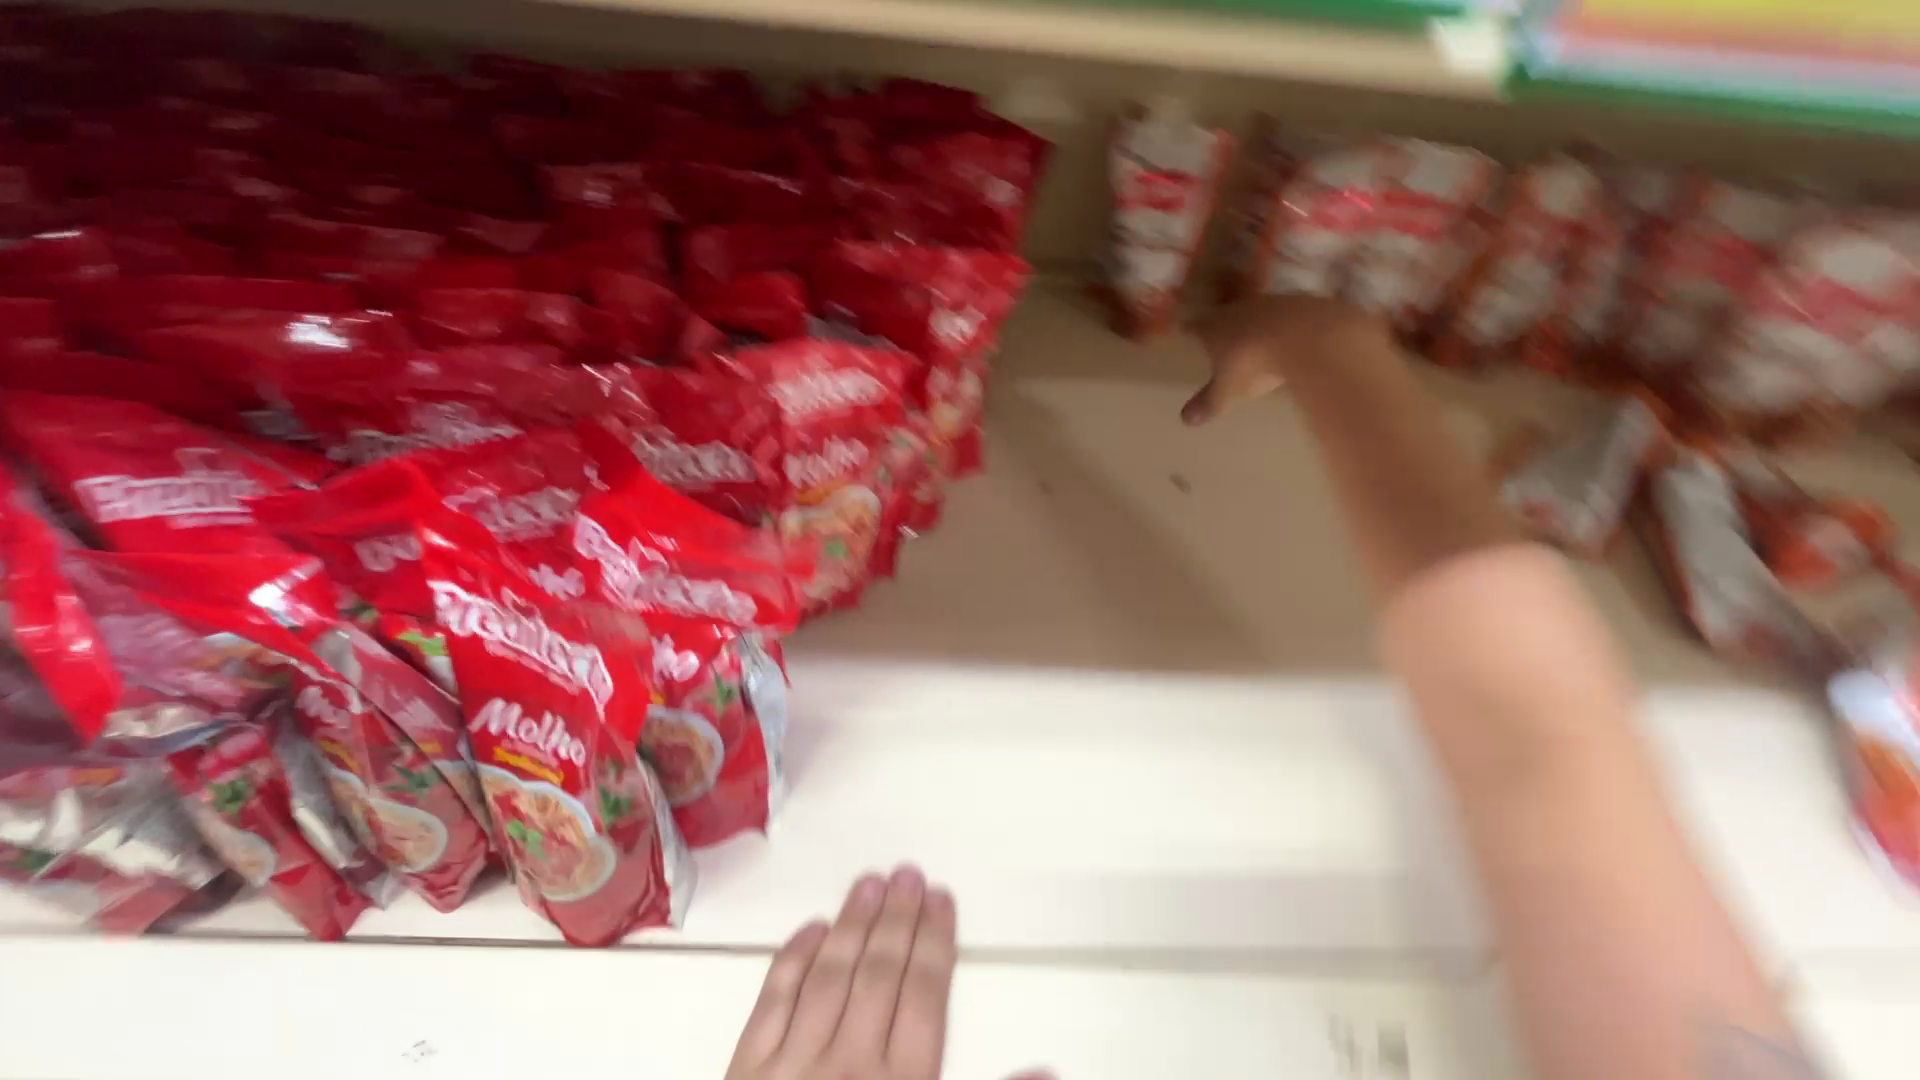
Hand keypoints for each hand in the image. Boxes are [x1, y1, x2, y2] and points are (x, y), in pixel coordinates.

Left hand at [726, 866, 957, 1079]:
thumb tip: (1034, 1062)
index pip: (924, 997)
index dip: (934, 941)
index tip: (939, 897)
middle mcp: (850, 1067)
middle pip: (879, 975)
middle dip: (897, 918)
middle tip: (907, 874)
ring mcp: (792, 1067)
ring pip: (829, 977)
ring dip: (852, 925)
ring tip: (869, 883)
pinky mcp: (747, 1071)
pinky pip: (773, 1003)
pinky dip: (793, 960)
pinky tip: (812, 928)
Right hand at [1181, 295, 1387, 425]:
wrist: (1309, 337)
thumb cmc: (1254, 363)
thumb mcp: (1228, 390)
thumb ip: (1208, 402)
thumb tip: (1186, 420)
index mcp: (1214, 326)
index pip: (1194, 326)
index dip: (1190, 330)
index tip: (1186, 333)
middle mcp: (1240, 308)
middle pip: (1227, 314)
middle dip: (1225, 325)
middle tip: (1223, 338)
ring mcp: (1274, 302)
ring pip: (1259, 312)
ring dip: (1258, 325)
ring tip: (1260, 341)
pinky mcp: (1304, 303)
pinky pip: (1289, 315)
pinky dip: (1288, 326)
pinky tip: (1294, 341)